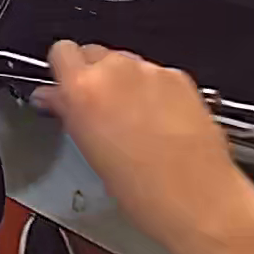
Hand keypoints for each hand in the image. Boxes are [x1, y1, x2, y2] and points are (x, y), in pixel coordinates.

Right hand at [32, 40, 253, 253]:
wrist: (199, 201)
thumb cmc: (144, 191)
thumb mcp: (88, 151)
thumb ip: (66, 111)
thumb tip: (53, 98)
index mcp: (83, 88)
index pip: (61, 51)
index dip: (62, 68)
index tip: (66, 84)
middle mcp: (115, 70)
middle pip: (93, 52)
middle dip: (93, 75)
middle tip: (100, 108)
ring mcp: (149, 71)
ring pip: (124, 62)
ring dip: (124, 82)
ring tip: (133, 120)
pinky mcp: (178, 76)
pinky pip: (155, 72)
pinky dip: (153, 89)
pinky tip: (159, 120)